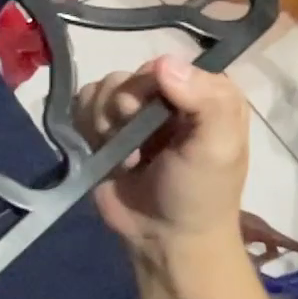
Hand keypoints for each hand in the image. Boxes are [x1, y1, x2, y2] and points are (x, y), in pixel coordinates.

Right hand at [71, 55, 250, 252]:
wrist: (162, 235)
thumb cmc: (198, 193)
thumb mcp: (217, 148)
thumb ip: (204, 102)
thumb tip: (162, 62)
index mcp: (202, 93)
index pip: (161, 66)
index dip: (147, 88)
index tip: (148, 118)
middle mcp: (166, 97)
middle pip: (124, 77)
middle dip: (121, 109)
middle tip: (136, 145)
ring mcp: (130, 114)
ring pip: (98, 90)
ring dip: (102, 122)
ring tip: (123, 155)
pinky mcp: (100, 131)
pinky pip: (80, 106)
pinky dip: (85, 126)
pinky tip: (102, 150)